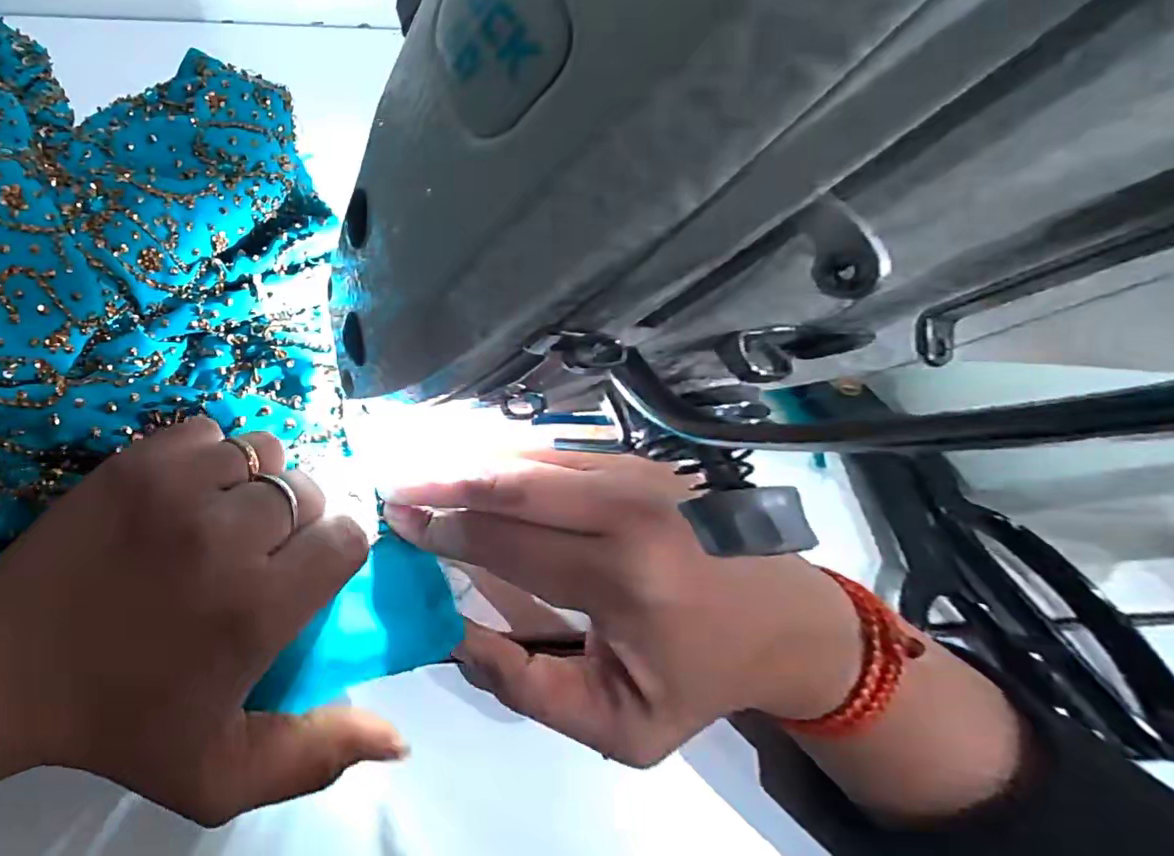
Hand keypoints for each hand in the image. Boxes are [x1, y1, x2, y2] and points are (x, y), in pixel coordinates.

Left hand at [0, 415, 400, 817]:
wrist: (9, 665)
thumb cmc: (118, 721)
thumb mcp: (220, 773)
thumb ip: (316, 755)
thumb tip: (401, 740)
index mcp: (259, 609)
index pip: (344, 538)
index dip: (336, 548)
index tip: (309, 565)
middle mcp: (228, 536)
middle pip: (305, 489)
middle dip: (299, 515)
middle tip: (261, 545)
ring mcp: (179, 487)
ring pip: (261, 451)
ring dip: (256, 480)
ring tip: (225, 511)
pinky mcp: (137, 458)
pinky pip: (208, 430)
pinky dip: (210, 454)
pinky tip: (187, 490)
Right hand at [383, 450, 861, 766]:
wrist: (782, 618)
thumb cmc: (693, 676)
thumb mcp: (617, 723)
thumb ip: (522, 685)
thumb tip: (442, 628)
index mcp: (629, 582)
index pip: (510, 543)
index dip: (445, 531)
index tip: (400, 524)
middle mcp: (630, 511)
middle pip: (509, 481)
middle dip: (441, 481)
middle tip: (391, 485)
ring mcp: (633, 472)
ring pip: (522, 454)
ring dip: (461, 459)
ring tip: (412, 467)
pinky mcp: (629, 456)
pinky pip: (542, 449)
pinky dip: (493, 453)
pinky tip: (456, 458)